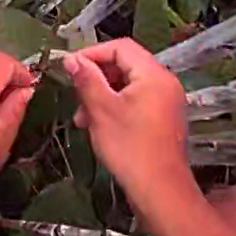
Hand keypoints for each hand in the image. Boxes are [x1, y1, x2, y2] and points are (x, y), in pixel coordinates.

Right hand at [63, 39, 192, 202]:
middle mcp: (165, 83)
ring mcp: (166, 100)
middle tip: (74, 94)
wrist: (158, 188)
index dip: (92, 53)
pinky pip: (135, 99)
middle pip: (124, 64)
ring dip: (101, 93)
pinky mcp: (163, 116)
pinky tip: (97, 123)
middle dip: (95, 76)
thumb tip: (72, 59)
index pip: (120, 47)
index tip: (69, 68)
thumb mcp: (100, 109)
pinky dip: (113, 104)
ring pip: (127, 83)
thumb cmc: (128, 146)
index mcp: (153, 76)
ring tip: (83, 115)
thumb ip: (86, 79)